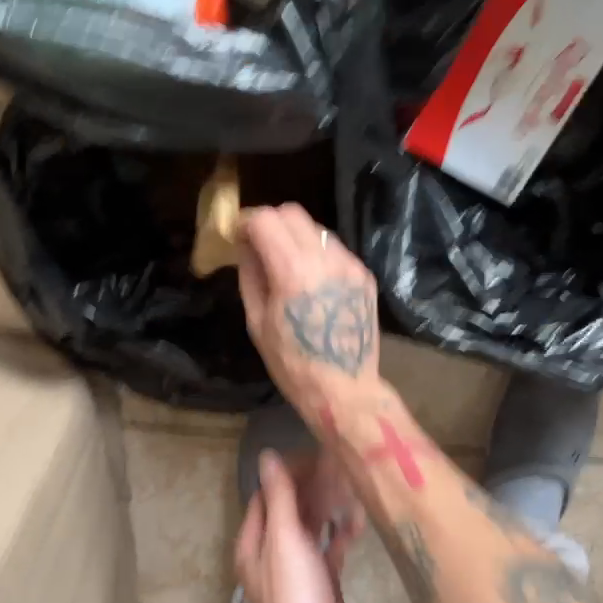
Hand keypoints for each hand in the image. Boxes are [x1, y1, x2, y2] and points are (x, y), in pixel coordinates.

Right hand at [236, 205, 382, 430]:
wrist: (344, 389)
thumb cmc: (293, 364)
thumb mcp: (257, 322)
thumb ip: (250, 275)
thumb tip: (245, 246)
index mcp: (294, 272)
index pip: (266, 220)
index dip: (246, 222)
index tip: (237, 236)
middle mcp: (326, 259)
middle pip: (292, 213)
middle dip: (270, 222)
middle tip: (257, 245)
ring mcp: (350, 265)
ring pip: (315, 228)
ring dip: (294, 236)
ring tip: (284, 264)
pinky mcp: (364, 275)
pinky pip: (334, 248)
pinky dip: (315, 253)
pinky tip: (310, 280)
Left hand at [236, 450, 362, 602]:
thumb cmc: (294, 597)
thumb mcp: (284, 540)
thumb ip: (278, 497)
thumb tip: (267, 455)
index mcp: (253, 542)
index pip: (266, 494)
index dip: (288, 473)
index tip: (317, 456)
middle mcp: (271, 552)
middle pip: (290, 509)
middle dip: (313, 489)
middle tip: (341, 469)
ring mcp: (298, 569)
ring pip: (312, 528)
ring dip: (329, 509)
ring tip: (353, 489)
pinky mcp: (322, 583)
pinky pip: (330, 550)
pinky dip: (341, 536)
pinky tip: (358, 523)